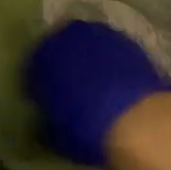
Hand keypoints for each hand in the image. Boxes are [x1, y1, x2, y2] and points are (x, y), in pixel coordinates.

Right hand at [26, 20, 170, 166]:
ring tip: (93, 83)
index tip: (43, 98)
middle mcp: (70, 35)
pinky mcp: (128, 39)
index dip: (39, 82)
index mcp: (44, 55)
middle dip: (63, 63)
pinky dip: (109, 61)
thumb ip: (47, 121)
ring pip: (87, 43)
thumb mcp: (56, 136)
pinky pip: (110, 48)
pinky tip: (114, 80)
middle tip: (67, 87)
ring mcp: (101, 33)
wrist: (137, 117)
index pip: (34, 63)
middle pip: (61, 45)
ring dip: (88, 58)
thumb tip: (47, 121)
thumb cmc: (86, 129)